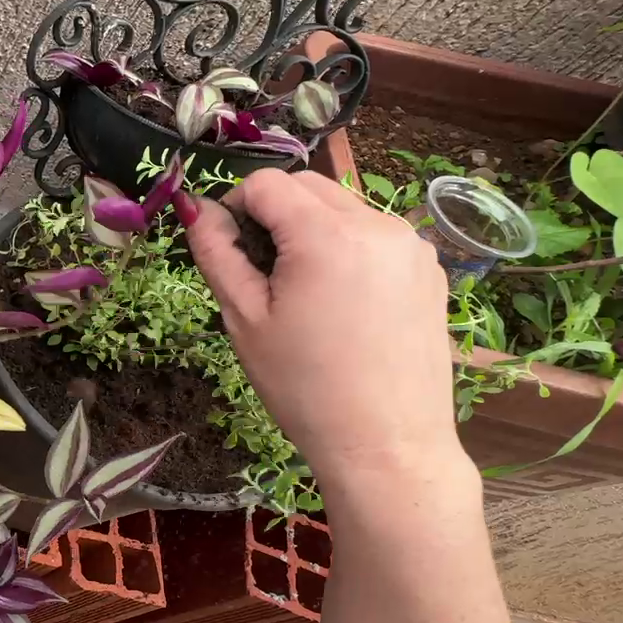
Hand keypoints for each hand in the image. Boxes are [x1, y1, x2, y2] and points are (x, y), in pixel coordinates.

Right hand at [186, 170, 464, 479]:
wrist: (385, 440)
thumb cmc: (301, 382)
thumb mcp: (243, 317)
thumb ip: (217, 253)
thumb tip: (196, 209)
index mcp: (328, 236)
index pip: (267, 183)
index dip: (233, 207)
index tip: (226, 249)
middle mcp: (379, 225)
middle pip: (306, 185)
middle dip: (270, 212)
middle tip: (255, 269)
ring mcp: (411, 244)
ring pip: (340, 205)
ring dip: (305, 227)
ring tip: (295, 288)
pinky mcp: (427, 267)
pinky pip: (371, 232)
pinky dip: (340, 245)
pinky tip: (333, 300)